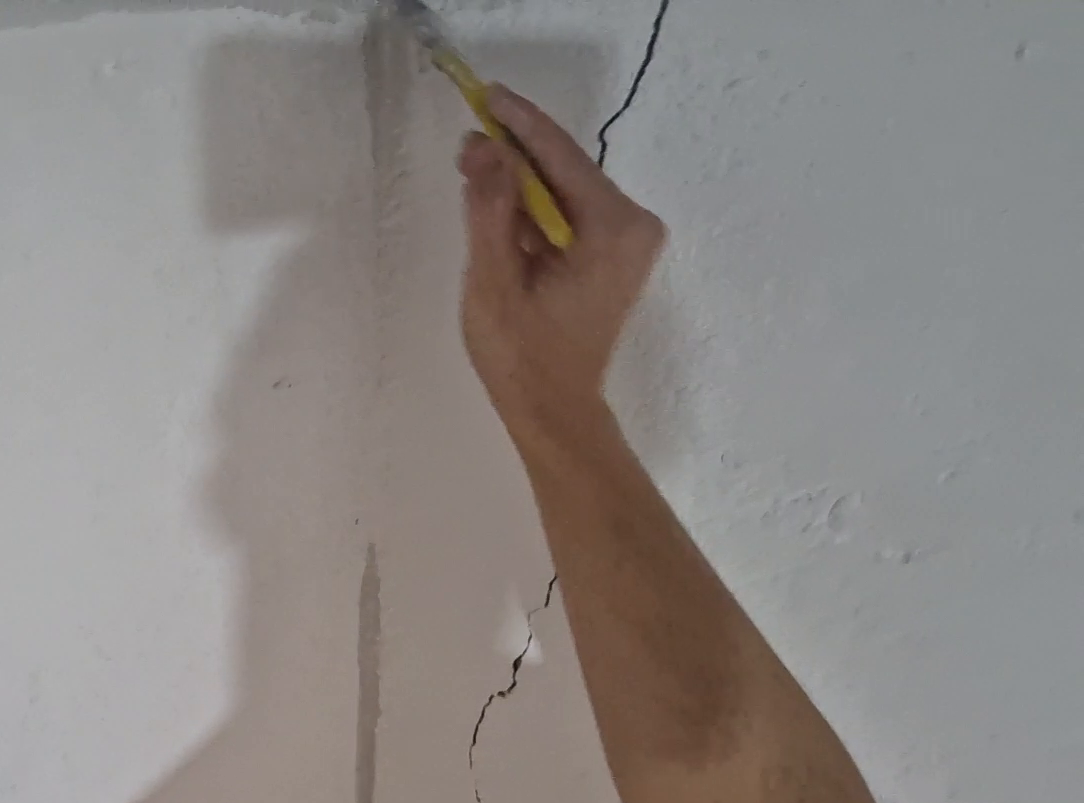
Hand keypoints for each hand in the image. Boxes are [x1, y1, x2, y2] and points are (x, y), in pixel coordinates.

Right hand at [458, 85, 665, 433]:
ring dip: (517, 190)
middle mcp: (632, 225)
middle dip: (513, 159)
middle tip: (467, 147)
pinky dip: (529, 218)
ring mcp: (625, 244)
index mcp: (614, 228)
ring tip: (472, 178)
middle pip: (564, 175)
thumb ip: (489, 214)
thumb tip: (483, 150)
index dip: (519, 125)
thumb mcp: (494, 283)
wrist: (551, 410)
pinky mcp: (609, 260)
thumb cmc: (520, 355)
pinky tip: (496, 216)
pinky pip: (564, 222)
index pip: (561, 158)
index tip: (486, 96)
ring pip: (561, 199)